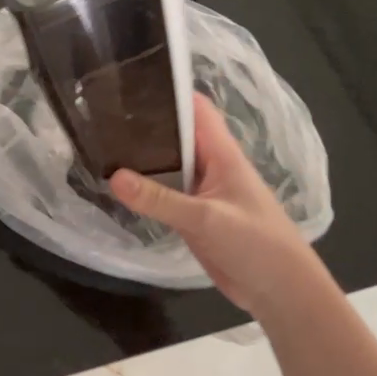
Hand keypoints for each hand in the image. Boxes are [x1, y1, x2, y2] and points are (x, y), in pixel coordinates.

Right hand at [110, 93, 333, 313]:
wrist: (280, 291)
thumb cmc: (257, 245)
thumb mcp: (207, 220)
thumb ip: (160, 199)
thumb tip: (113, 177)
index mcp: (222, 155)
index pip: (195, 110)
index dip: (166, 92)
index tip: (127, 84)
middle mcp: (209, 166)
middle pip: (174, 134)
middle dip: (142, 123)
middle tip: (98, 114)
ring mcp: (199, 191)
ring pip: (165, 163)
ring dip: (138, 155)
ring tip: (96, 142)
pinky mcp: (191, 213)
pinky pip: (161, 190)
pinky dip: (140, 185)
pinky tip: (114, 183)